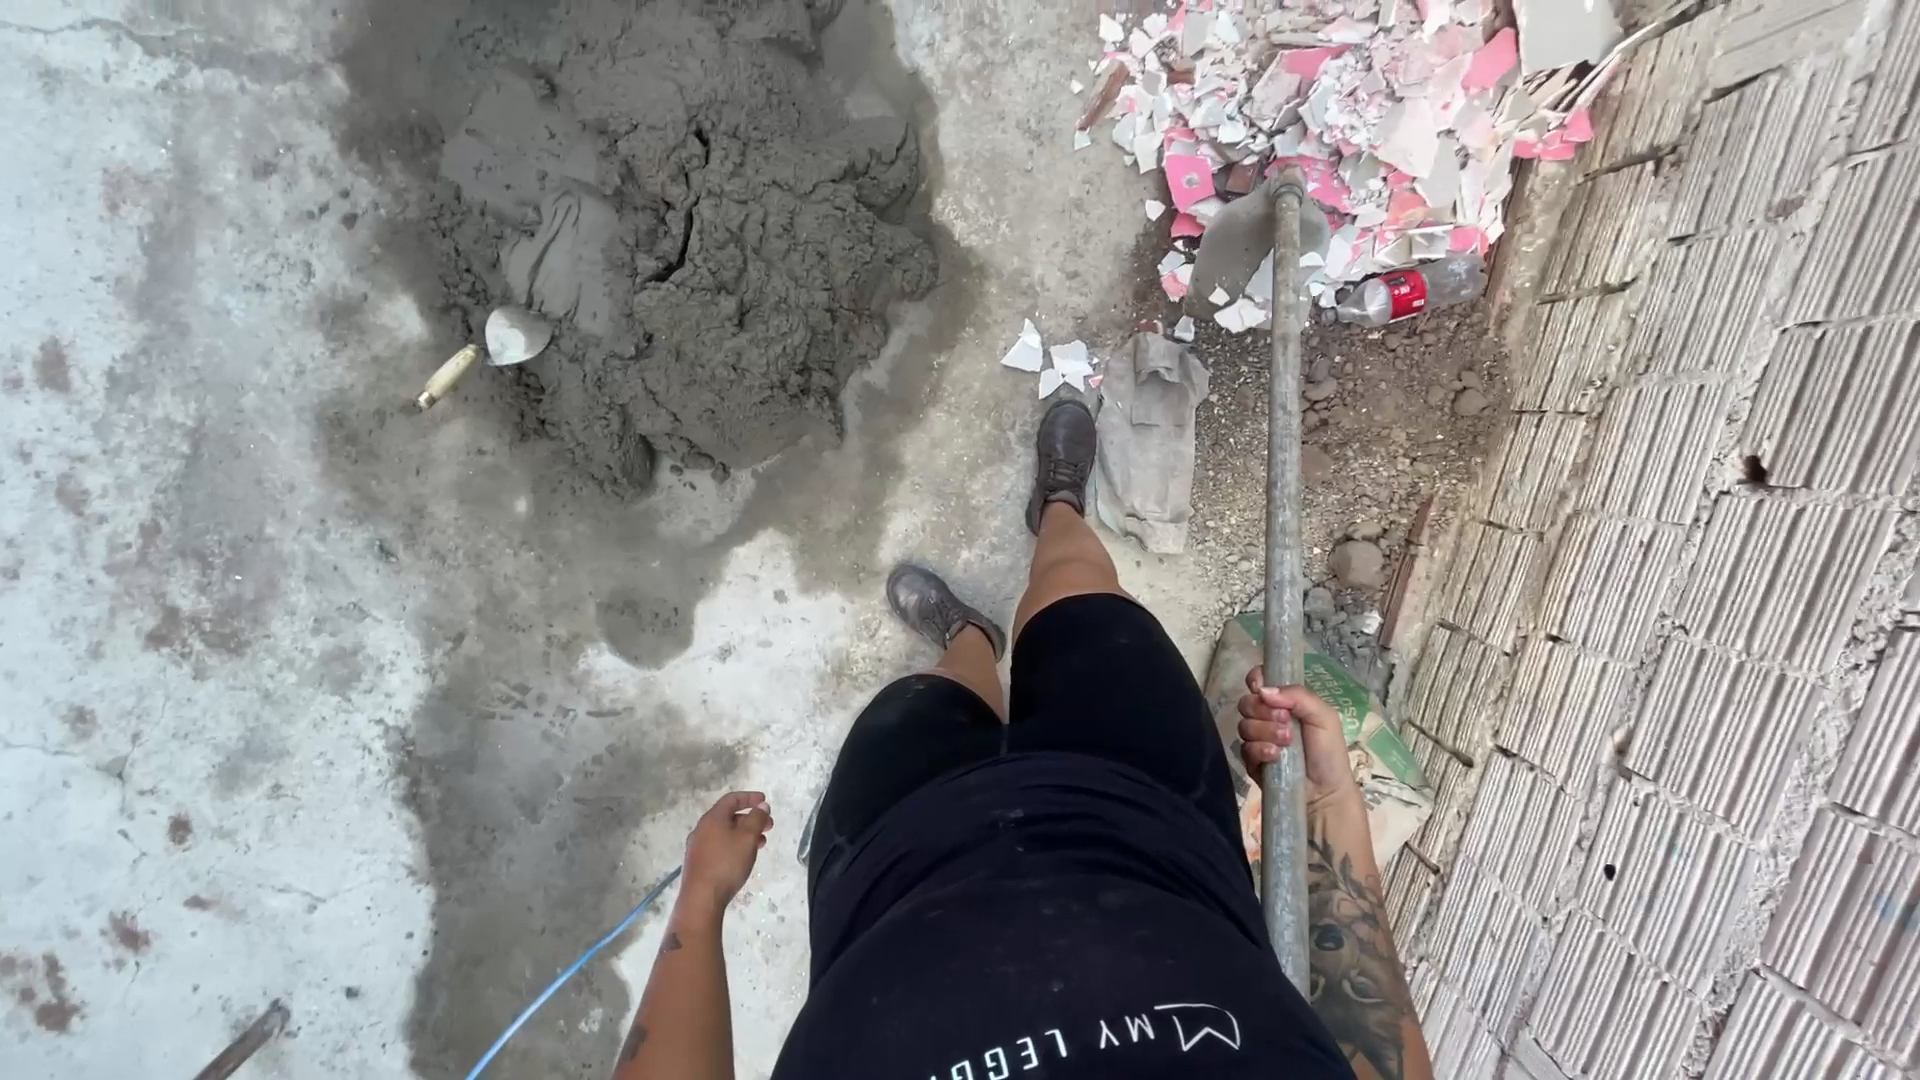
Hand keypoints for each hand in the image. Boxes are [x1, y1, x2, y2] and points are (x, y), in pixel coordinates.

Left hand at [679, 791, 772, 916]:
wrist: (701, 899)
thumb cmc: (726, 863)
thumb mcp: (748, 837)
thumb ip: (757, 818)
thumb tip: (761, 805)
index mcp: (712, 819)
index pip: (731, 799)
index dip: (750, 797)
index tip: (765, 801)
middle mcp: (702, 829)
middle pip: (728, 816)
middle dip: (751, 819)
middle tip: (768, 827)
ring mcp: (698, 847)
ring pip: (725, 833)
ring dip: (744, 834)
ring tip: (761, 844)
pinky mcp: (698, 863)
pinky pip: (719, 846)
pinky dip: (734, 845)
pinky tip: (744, 858)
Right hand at [1236, 667, 1361, 812]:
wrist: (1326, 792)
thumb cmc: (1328, 752)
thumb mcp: (1324, 717)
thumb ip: (1298, 696)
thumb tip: (1263, 690)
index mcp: (1283, 703)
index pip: (1258, 681)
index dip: (1256, 681)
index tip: (1262, 690)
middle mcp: (1266, 717)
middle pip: (1246, 702)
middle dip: (1264, 711)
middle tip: (1286, 722)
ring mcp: (1257, 739)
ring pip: (1244, 725)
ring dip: (1265, 732)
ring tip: (1287, 743)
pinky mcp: (1251, 760)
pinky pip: (1244, 748)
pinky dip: (1259, 750)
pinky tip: (1275, 756)